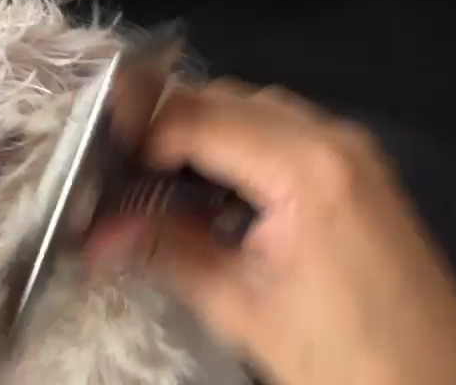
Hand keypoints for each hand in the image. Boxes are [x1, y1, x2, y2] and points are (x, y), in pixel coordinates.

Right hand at [93, 82, 455, 384]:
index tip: (106, 165)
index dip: (142, 136)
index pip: (196, 118)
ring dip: (203, 126)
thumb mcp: (243, 309)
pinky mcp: (361, 164)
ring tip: (163, 172)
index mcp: (303, 167)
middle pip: (222, 98)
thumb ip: (165, 251)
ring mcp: (352, 146)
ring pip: (251, 103)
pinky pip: (284, 124)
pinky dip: (241, 137)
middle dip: (167, 124)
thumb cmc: (345, 361)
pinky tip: (220, 182)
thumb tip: (95, 235)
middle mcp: (330, 136)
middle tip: (126, 166)